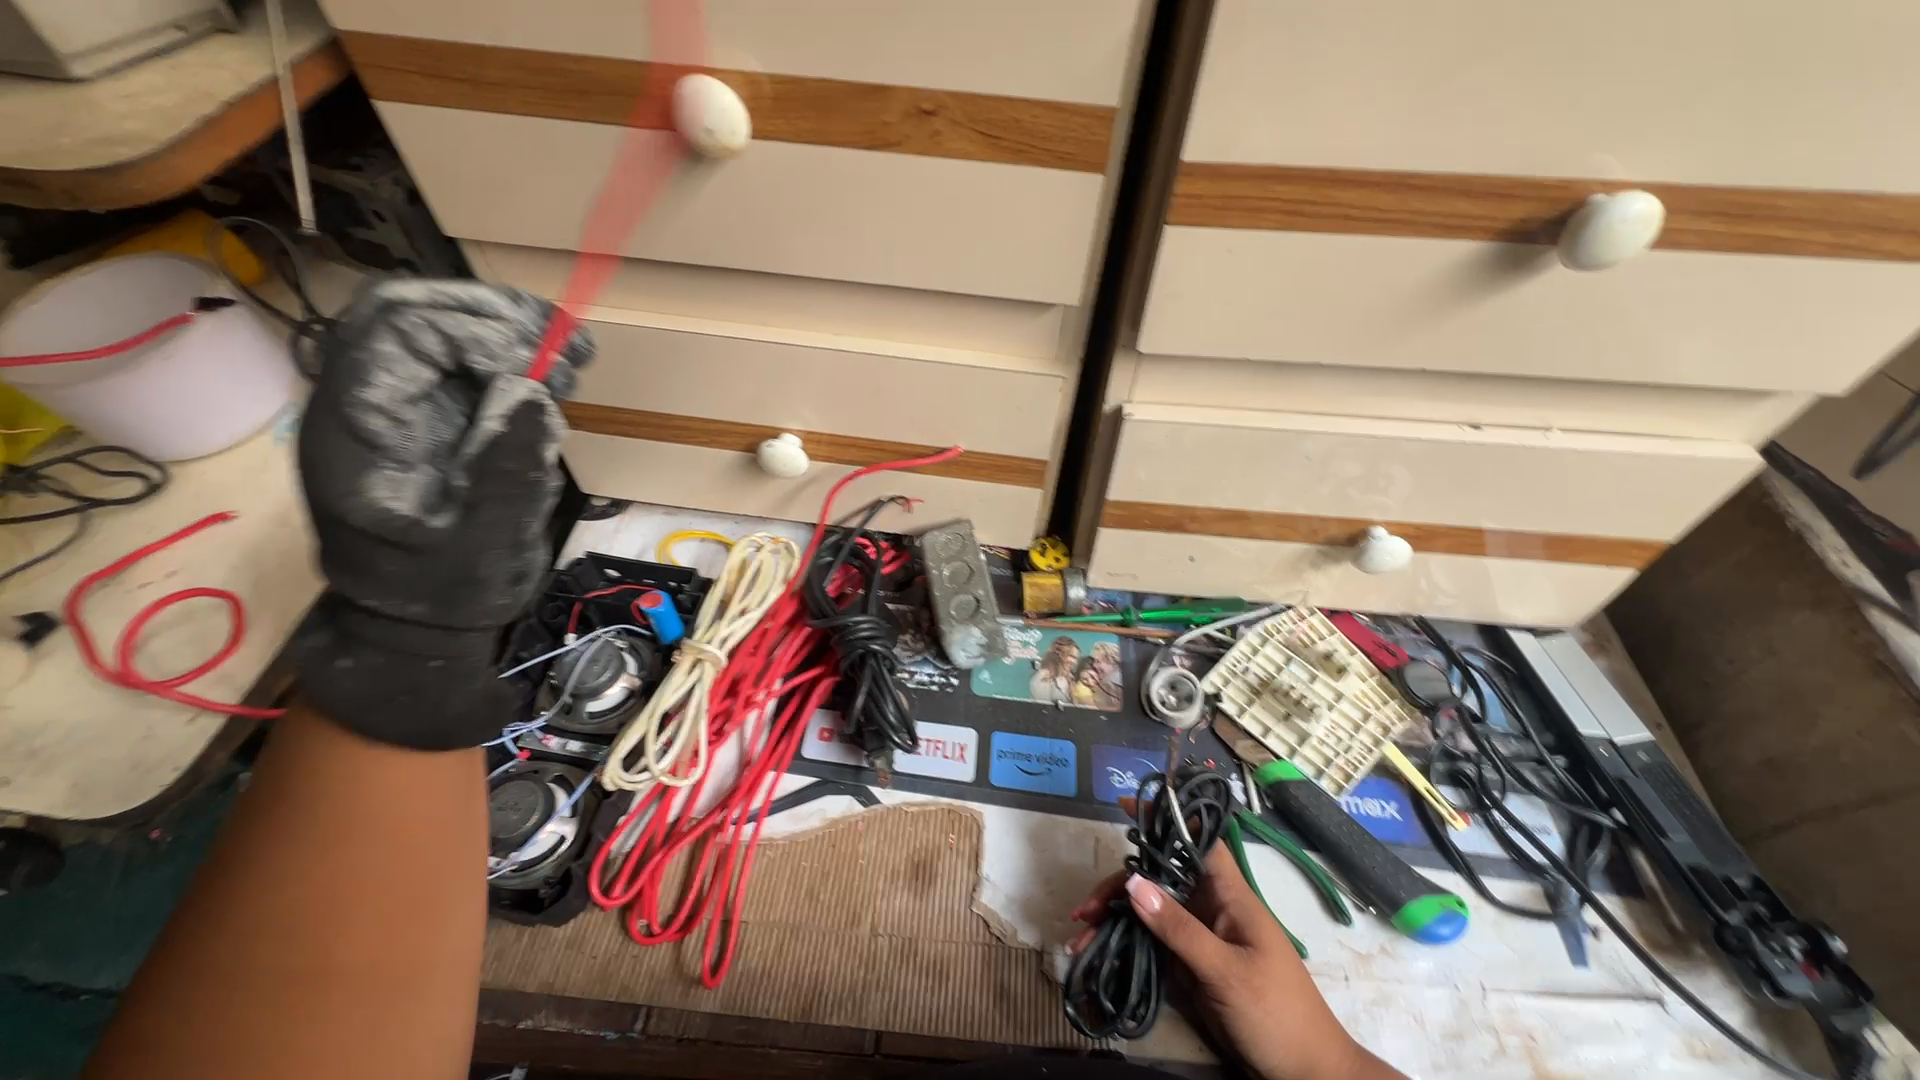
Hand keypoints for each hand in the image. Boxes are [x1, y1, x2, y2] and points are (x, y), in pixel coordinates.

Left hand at [295, 280, 592, 749]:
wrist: (421, 618)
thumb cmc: (446, 588)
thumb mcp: (486, 541)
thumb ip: (507, 468)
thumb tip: (533, 391)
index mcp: (360, 428)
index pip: (399, 331)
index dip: (476, 335)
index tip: (538, 376)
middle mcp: (365, 399)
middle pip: (408, 306)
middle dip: (493, 314)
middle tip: (564, 346)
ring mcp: (394, 400)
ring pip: (434, 318)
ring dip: (508, 325)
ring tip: (572, 352)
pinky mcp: (426, 409)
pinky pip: (457, 351)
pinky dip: (510, 346)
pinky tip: (555, 364)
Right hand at [1070, 844, 1403, 1079]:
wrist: (1304, 1073)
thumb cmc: (1277, 1014)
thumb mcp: (1226, 972)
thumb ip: (1179, 929)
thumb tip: (1132, 882)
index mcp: (1231, 895)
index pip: (1198, 841)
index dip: (1167, 818)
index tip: (1126, 807)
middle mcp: (1211, 907)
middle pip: (1160, 878)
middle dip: (1120, 886)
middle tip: (1086, 911)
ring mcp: (1199, 935)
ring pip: (1150, 909)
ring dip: (1115, 917)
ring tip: (1081, 937)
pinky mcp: (1190, 963)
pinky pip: (1151, 940)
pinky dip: (1124, 942)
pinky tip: (1099, 951)